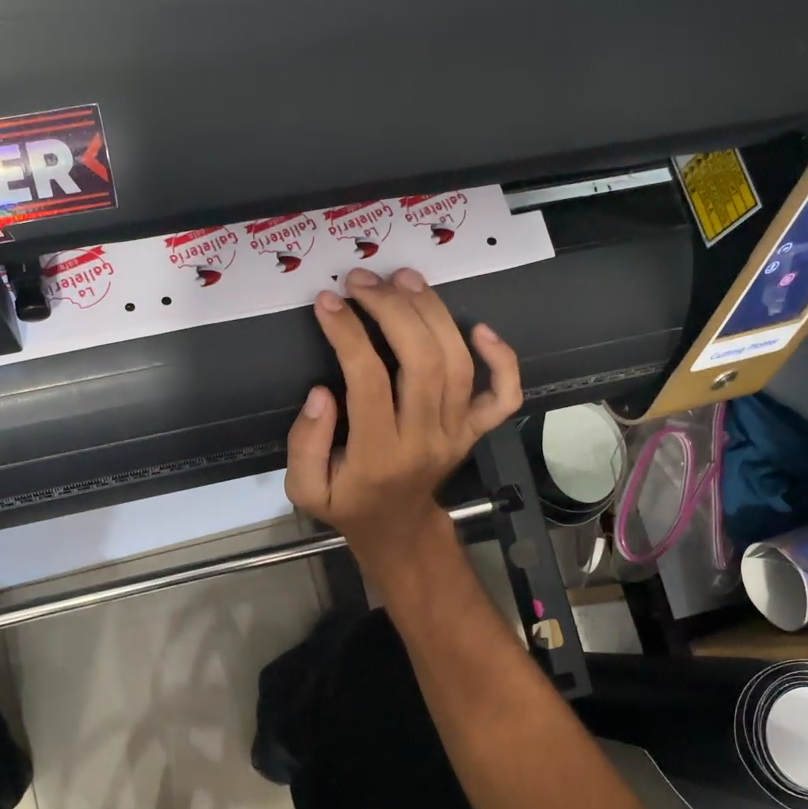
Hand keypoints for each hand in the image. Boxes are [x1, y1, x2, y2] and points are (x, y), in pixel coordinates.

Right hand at [286, 267, 521, 571]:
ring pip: (458, 363)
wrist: (397, 528)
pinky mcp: (475, 429)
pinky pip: (503, 393)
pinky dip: (501, 358)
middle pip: (422, 361)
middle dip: (392, 309)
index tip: (327, 302)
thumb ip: (306, 444)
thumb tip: (321, 394)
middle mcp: (425, 440)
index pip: (368, 381)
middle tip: (361, 280)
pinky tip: (479, 328)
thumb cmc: (348, 503)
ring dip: (432, 313)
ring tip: (402, 279)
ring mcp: (457, 433)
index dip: (348, 333)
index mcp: (379, 455)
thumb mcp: (305, 489)